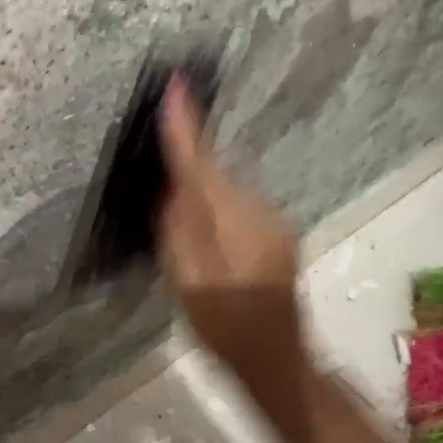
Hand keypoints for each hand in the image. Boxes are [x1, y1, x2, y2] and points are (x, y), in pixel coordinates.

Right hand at [153, 77, 304, 372]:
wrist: (277, 357)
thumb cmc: (222, 321)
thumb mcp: (184, 275)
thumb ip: (176, 225)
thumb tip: (173, 188)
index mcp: (228, 216)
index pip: (199, 161)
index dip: (184, 123)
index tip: (175, 85)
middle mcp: (257, 207)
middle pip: (213, 172)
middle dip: (189, 168)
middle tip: (162, 189)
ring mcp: (273, 219)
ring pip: (227, 190)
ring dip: (206, 193)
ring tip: (187, 227)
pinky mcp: (280, 233)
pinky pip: (240, 206)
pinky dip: (222, 209)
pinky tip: (214, 240)